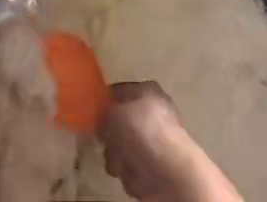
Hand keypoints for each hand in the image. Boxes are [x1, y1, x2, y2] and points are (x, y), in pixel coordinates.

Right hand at [101, 82, 242, 201]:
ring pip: (120, 148)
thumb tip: (101, 117)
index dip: (103, 103)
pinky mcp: (152, 168)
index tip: (93, 116)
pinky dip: (129, 173)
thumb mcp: (118, 111)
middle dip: (110, 137)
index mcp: (146, 91)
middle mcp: (151, 113)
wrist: (174, 175)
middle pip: (117, 123)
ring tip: (125, 162)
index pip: (117, 91)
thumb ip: (105, 110)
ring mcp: (152, 142)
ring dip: (117, 157)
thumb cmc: (147, 133)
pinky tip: (136, 174)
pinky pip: (129, 168)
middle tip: (109, 143)